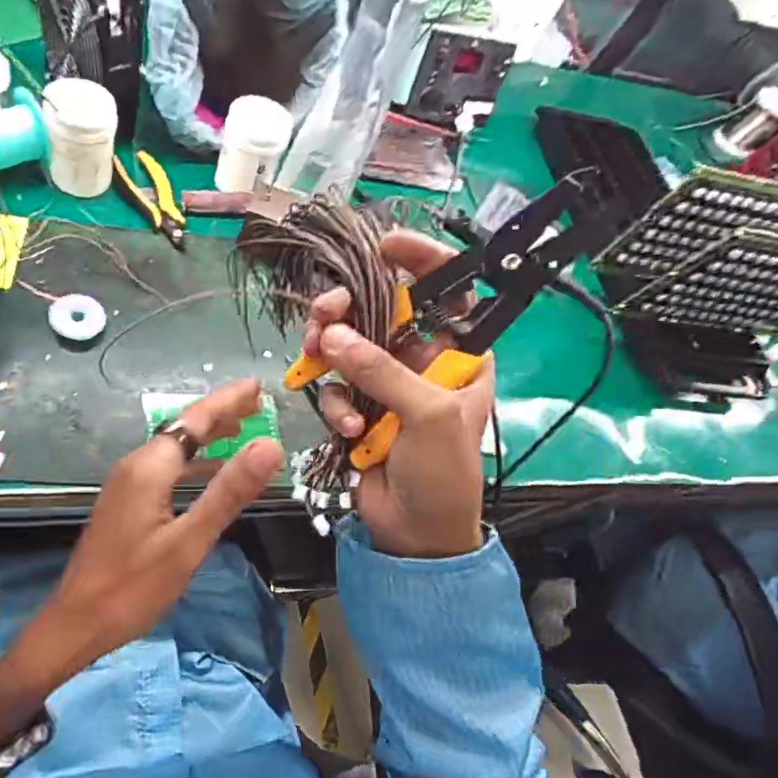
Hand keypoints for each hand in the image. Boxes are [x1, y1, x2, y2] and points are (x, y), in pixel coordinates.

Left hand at [8, 379, 283, 689]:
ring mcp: (124, 487)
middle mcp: (132, 468)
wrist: (79, 620)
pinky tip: (205, 475)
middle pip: (179, 430)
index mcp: (147, 469)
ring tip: (239, 431)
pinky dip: (189, 464)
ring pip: (169, 450)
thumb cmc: (134, 586)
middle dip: (217, 414)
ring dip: (203, 439)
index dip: (226, 401)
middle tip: (255, 404)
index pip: (192, 421)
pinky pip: (161, 470)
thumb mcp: (189, 542)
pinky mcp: (122, 506)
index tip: (256, 385)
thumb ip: (228, 492)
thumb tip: (269, 446)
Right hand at [305, 230, 492, 558]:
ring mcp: (384, 386)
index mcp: (458, 353)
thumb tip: (334, 335)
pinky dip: (336, 407)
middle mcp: (419, 362)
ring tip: (319, 368)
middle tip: (324, 315)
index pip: (446, 292)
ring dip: (330, 359)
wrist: (416, 530)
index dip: (421, 262)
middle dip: (348, 312)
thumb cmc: (444, 471)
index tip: (386, 247)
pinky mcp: (356, 409)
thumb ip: (382, 371)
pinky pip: (334, 389)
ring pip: (346, 348)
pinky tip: (350, 431)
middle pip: (379, 314)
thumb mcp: (427, 416)